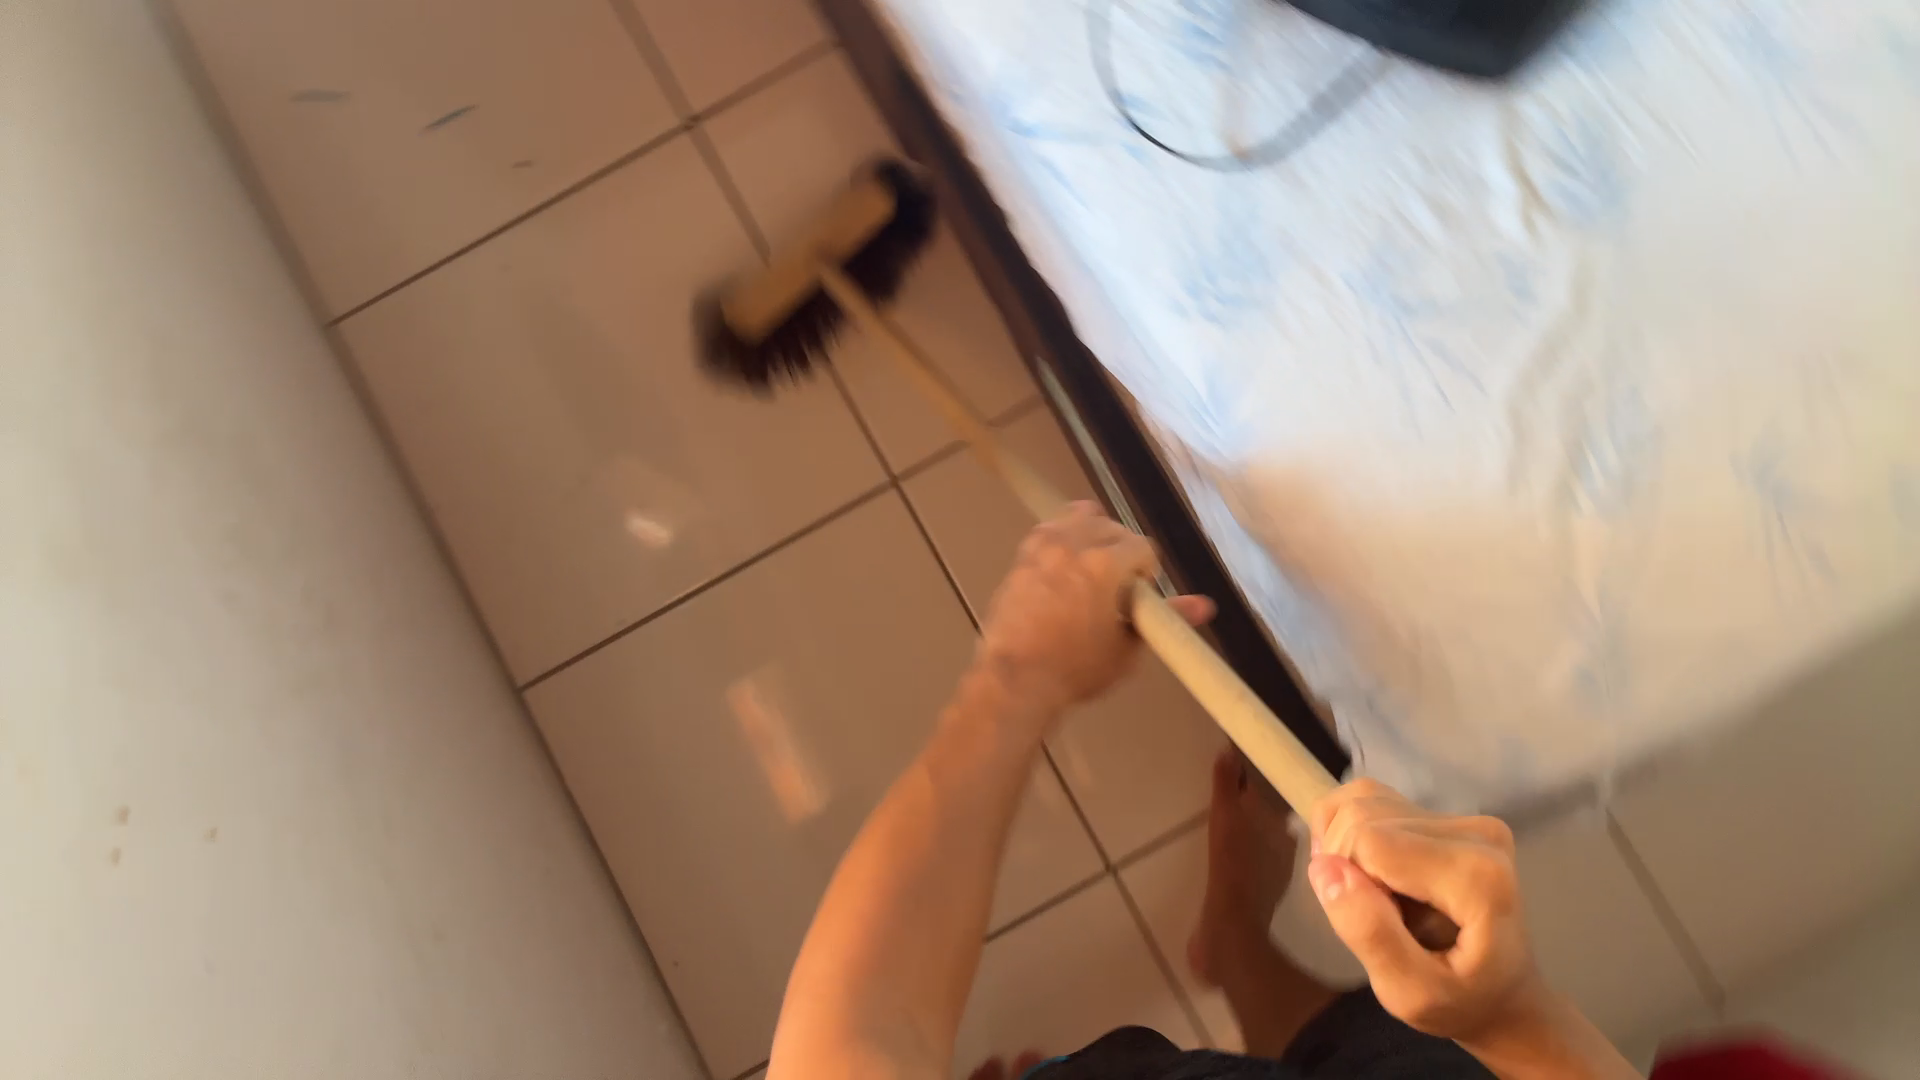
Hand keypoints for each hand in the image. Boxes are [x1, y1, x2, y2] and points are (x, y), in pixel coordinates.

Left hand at [976, 502, 1213, 714]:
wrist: (1015, 678)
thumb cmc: (1076, 670)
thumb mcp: (1127, 649)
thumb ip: (1166, 619)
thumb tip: (1206, 606)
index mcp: (1104, 564)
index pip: (1142, 547)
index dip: (1147, 570)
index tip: (1139, 594)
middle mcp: (1073, 545)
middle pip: (1110, 526)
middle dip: (1122, 550)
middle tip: (1118, 584)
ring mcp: (1042, 548)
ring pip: (1077, 517)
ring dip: (1092, 535)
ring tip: (1091, 566)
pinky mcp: (1020, 557)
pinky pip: (1048, 530)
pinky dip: (1062, 538)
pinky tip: (1063, 566)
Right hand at [1307, 780, 1546, 1042]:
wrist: (1503, 995)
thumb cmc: (1460, 1002)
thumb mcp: (1411, 995)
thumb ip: (1370, 934)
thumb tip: (1325, 868)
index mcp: (1477, 877)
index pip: (1368, 841)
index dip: (1348, 882)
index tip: (1373, 925)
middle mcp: (1475, 833)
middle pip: (1360, 818)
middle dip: (1344, 864)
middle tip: (1370, 915)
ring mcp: (1460, 817)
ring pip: (1357, 803)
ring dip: (1342, 847)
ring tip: (1370, 894)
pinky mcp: (1441, 811)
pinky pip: (1365, 797)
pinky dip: (1346, 828)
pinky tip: (1364, 866)